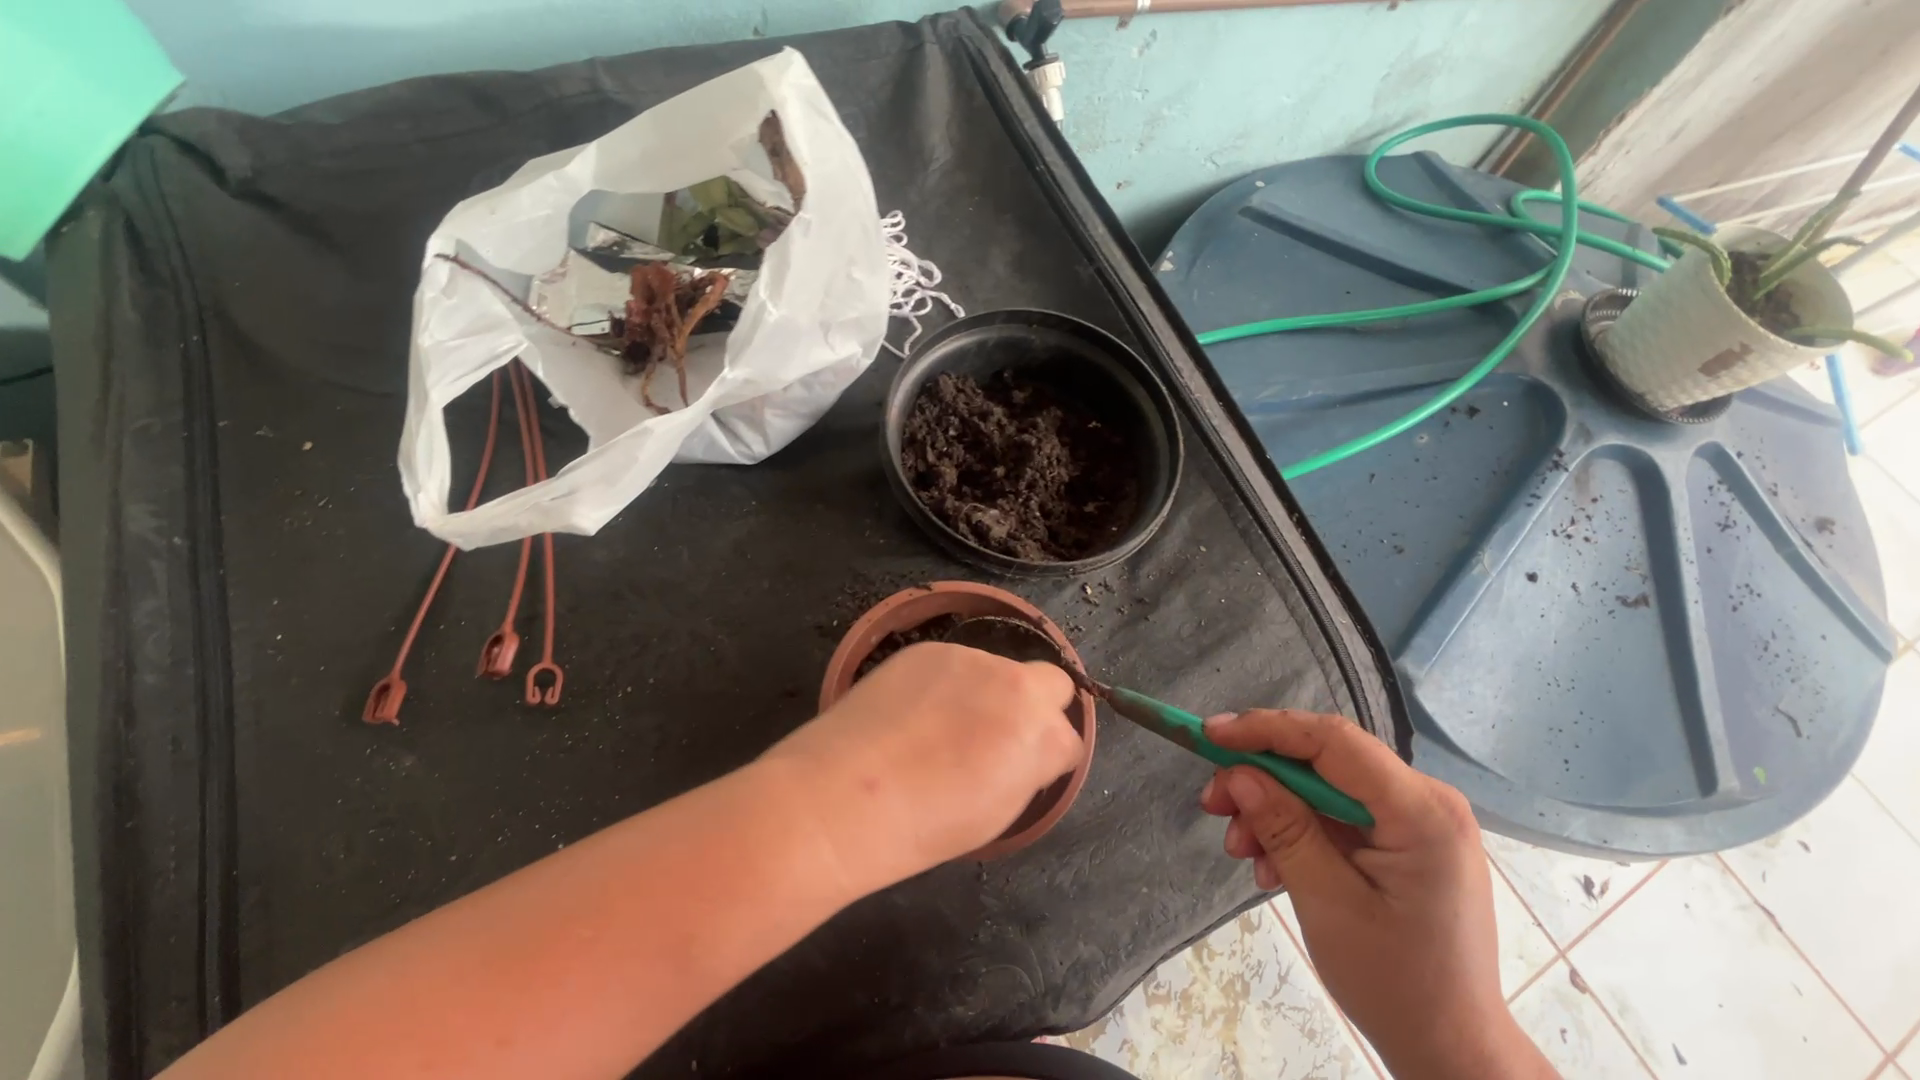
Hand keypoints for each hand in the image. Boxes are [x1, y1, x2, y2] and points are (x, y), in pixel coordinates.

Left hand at [759, 642, 1079, 891]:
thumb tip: (1021, 754)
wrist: (845, 797)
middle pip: (1051, 683)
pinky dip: (942, 683)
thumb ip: (1025, 772)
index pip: (1069, 740)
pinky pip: (952, 664)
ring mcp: (971, 660)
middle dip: (1036, 706)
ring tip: (936, 728)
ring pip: (996, 670)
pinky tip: (907, 713)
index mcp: (1044, 737)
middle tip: (994, 736)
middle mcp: (1017, 686)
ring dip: (984, 692)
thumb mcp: (998, 812)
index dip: (1045, 758)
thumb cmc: (925, 827)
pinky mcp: (929, 649)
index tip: (1017, 772)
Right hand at [1200, 710, 1556, 1079]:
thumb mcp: (1327, 902)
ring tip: (1241, 850)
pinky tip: (1271, 868)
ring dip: (1273, 811)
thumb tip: (1238, 773)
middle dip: (1262, 778)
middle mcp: (1425, 802)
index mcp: (1421, 811)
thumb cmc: (1396, 982)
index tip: (1209, 736)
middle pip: (1325, 762)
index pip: (1332, 741)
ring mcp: (1416, 822)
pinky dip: (1297, 833)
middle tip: (1212, 803)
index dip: (1266, 729)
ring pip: (1324, 790)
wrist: (1453, 1049)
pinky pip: (1337, 818)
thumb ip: (1283, 827)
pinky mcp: (1404, 844)